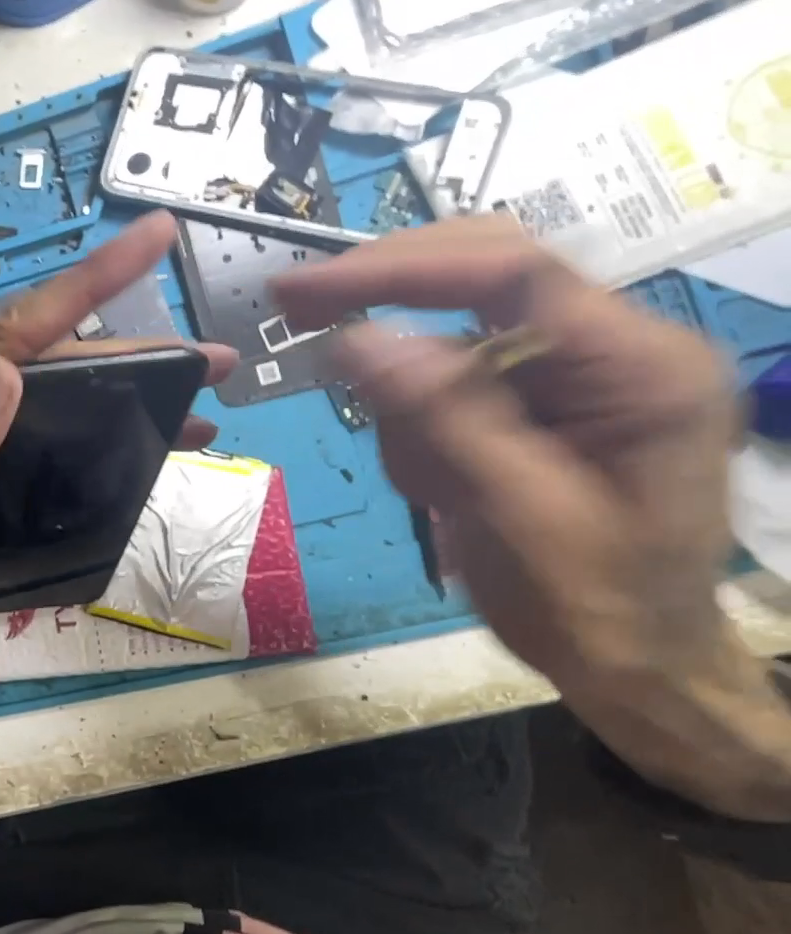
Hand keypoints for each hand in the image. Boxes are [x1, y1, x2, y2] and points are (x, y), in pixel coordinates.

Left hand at [0, 212, 236, 654]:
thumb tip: (3, 370)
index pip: (16, 330)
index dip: (84, 282)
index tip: (150, 237)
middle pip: (53, 356)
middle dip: (133, 347)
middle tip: (209, 357)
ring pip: (62, 388)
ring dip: (129, 385)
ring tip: (196, 394)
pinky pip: (56, 424)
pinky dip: (104, 423)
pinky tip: (143, 436)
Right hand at [273, 214, 738, 688]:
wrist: (631, 663)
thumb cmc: (591, 603)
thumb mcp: (515, 513)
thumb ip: (445, 419)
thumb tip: (355, 341)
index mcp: (637, 365)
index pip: (509, 273)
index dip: (395, 270)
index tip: (298, 290)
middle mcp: (609, 348)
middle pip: (481, 272)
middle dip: (385, 293)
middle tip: (296, 311)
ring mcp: (570, 374)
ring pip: (445, 338)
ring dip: (407, 406)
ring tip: (435, 490)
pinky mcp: (532, 401)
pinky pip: (440, 386)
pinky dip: (412, 431)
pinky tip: (442, 489)